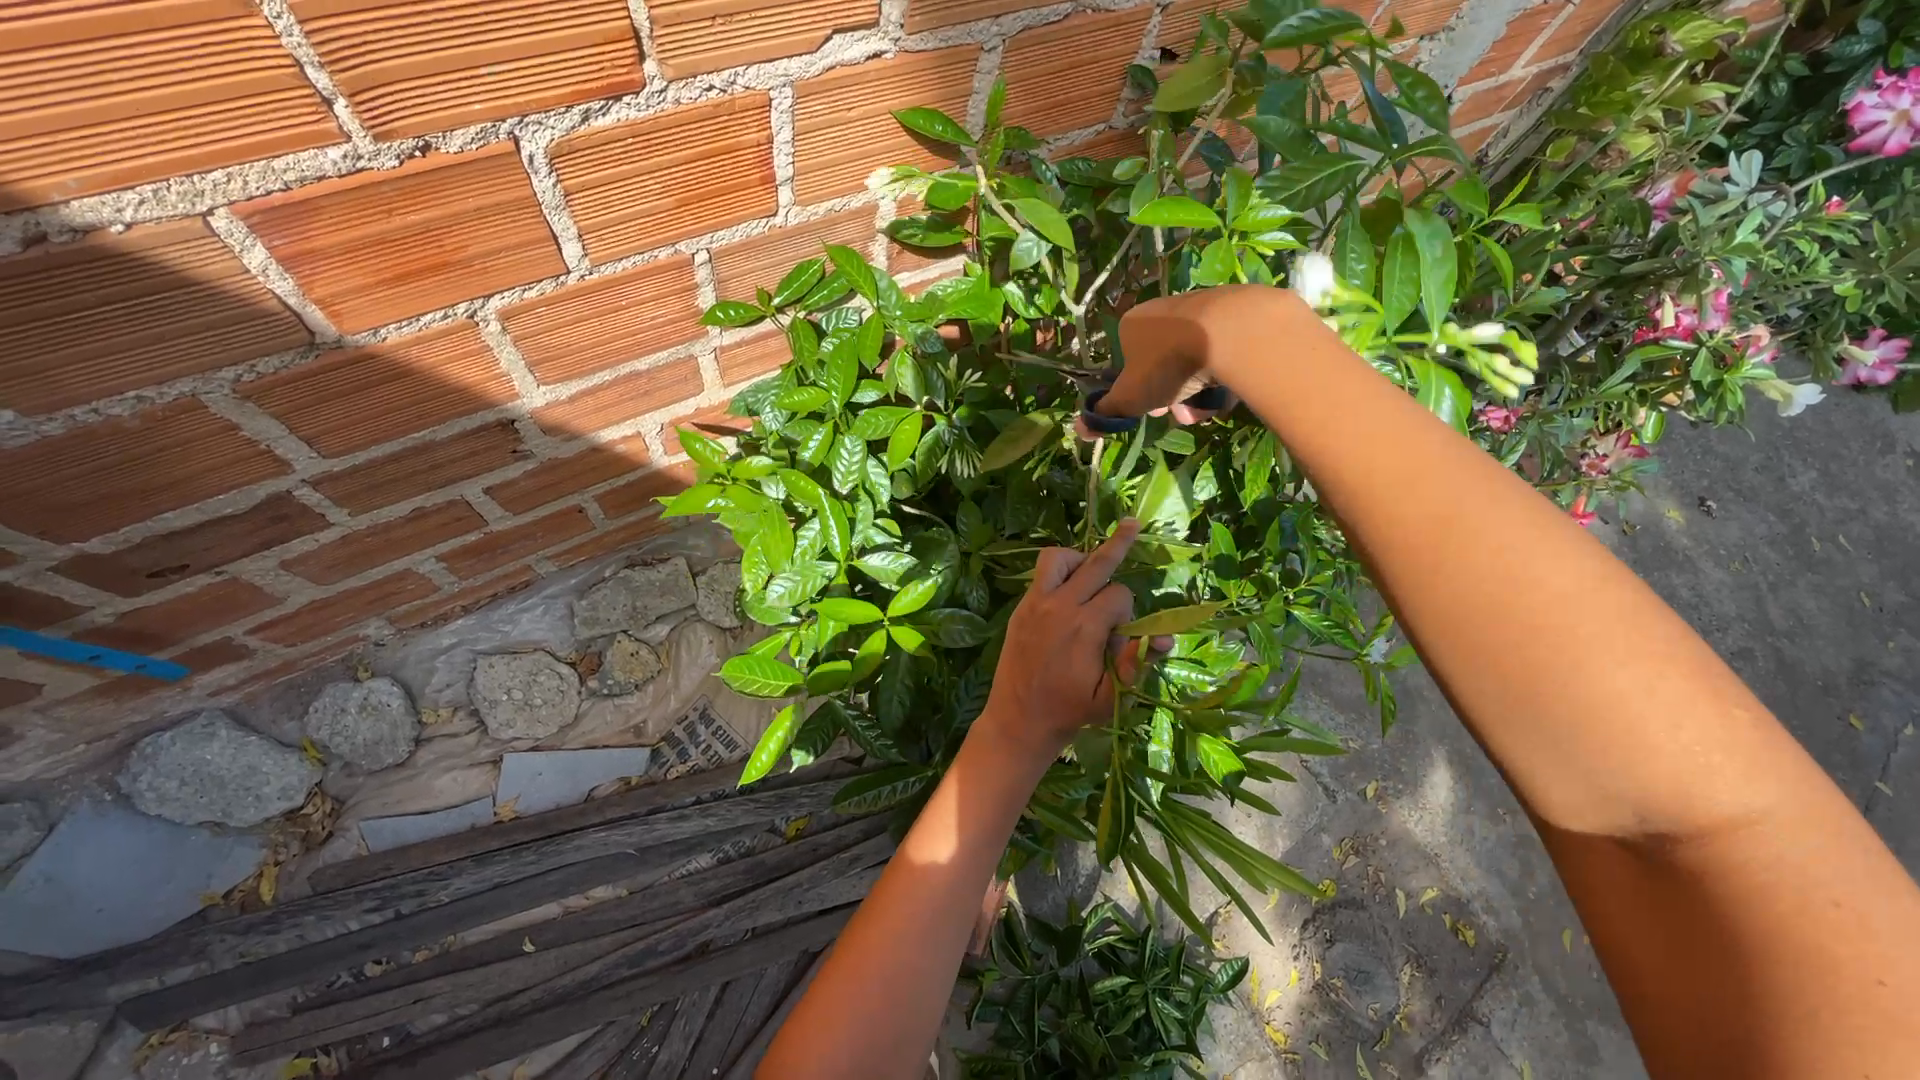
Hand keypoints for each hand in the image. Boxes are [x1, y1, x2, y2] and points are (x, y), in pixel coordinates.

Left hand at [976, 520, 1168, 760]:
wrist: (1018, 721)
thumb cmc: (1070, 712)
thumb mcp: (1111, 696)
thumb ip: (1136, 662)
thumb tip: (1164, 637)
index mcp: (1084, 628)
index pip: (1120, 595)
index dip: (1128, 613)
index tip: (1120, 637)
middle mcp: (1059, 607)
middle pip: (1095, 563)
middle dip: (1119, 544)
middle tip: (1132, 523)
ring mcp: (1035, 605)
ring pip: (1058, 558)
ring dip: (1079, 559)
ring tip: (1091, 570)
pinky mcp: (1020, 610)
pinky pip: (1040, 576)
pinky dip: (1058, 575)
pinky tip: (1068, 593)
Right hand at [1075, 285, 1307, 438]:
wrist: (1229, 332)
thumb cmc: (1167, 363)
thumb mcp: (1130, 396)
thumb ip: (1107, 412)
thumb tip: (1079, 429)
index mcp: (1133, 324)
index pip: (1129, 362)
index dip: (1138, 390)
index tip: (1150, 408)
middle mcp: (1164, 311)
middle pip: (1162, 364)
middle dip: (1170, 394)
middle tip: (1178, 410)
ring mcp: (1200, 310)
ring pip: (1193, 362)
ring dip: (1196, 392)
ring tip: (1206, 408)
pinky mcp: (1233, 316)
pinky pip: (1221, 354)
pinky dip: (1221, 376)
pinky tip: (1227, 392)